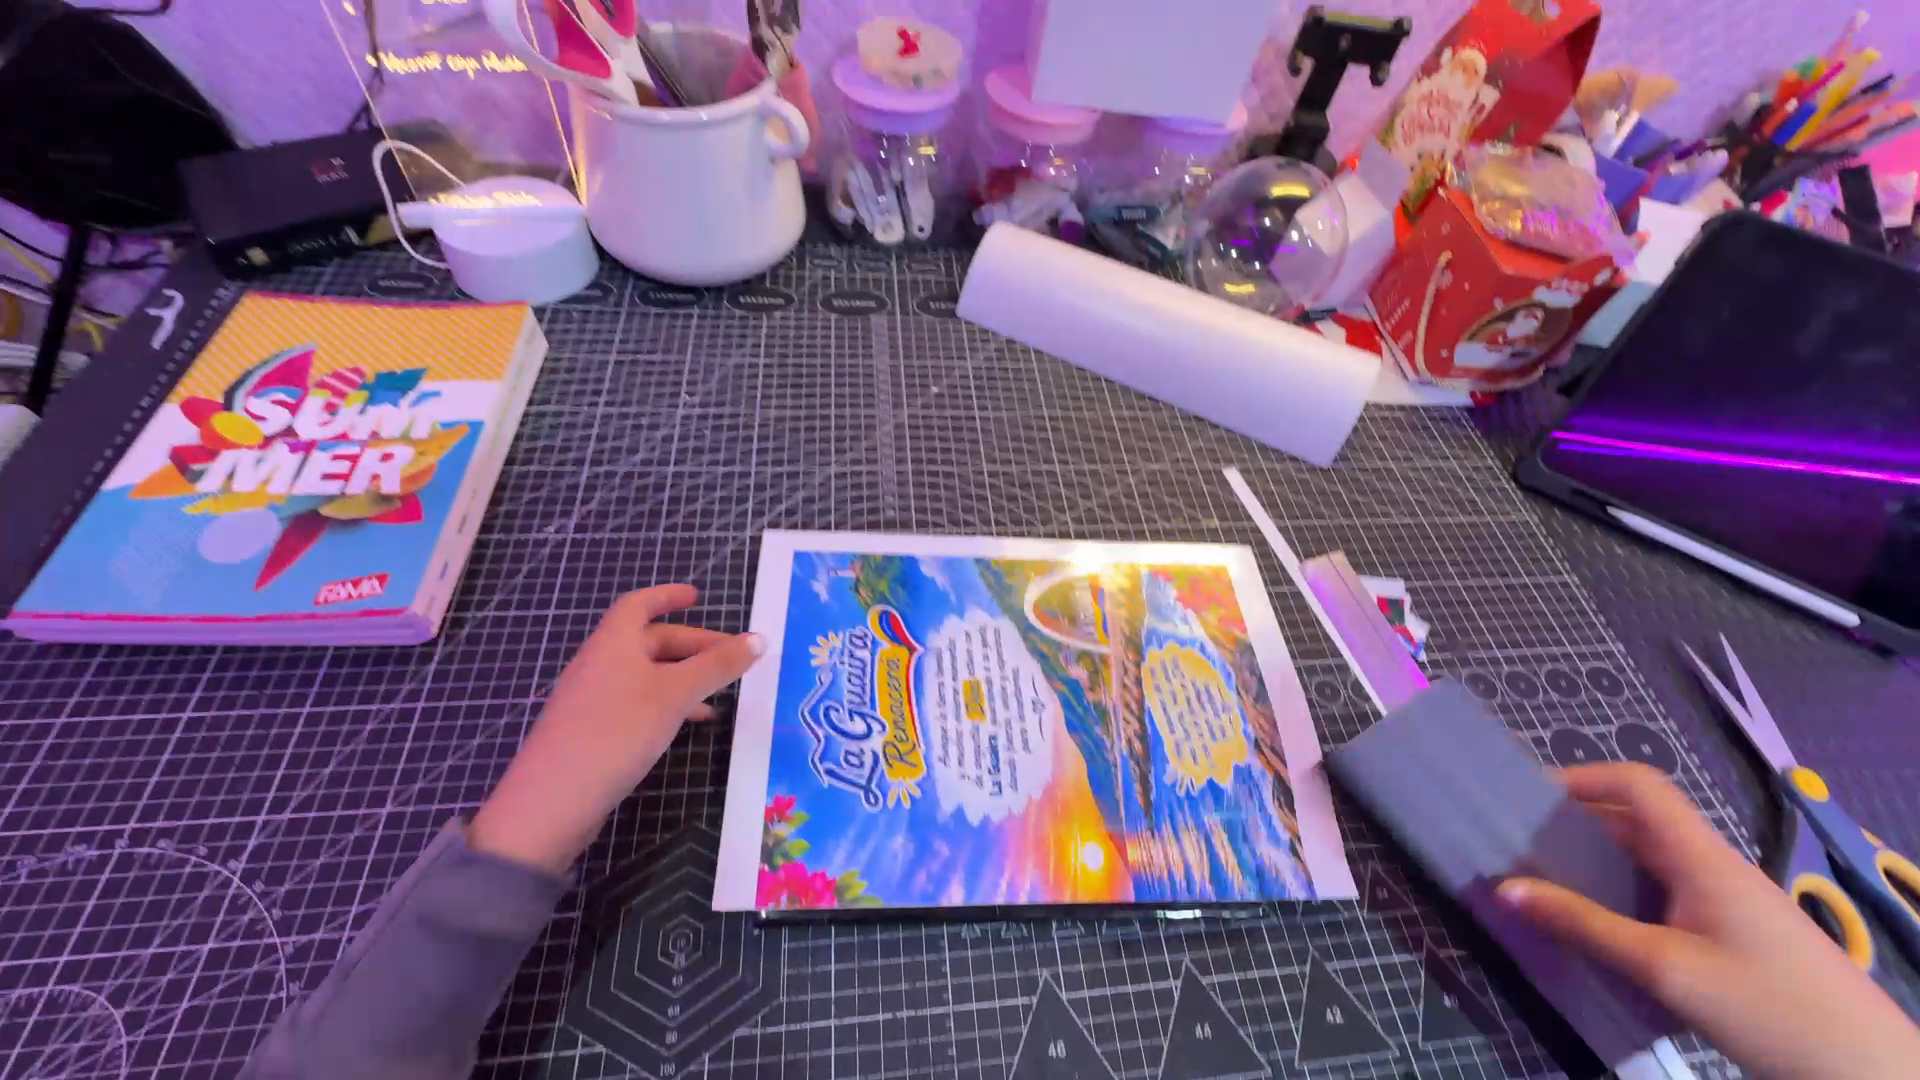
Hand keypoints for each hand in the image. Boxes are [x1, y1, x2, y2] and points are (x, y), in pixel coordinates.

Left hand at [468, 585, 763, 874]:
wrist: (552, 803)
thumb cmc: (616, 732)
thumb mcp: (675, 695)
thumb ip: (717, 666)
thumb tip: (760, 638)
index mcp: (613, 643)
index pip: (639, 605)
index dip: (667, 596)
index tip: (697, 596)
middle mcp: (600, 664)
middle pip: (649, 641)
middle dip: (691, 644)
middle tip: (731, 655)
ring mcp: (594, 699)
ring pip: (647, 674)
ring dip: (684, 677)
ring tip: (721, 692)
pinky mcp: (594, 731)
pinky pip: (638, 702)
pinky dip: (668, 703)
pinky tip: (690, 723)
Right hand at [1497, 763, 1919, 1079]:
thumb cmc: (1775, 1013)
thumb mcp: (1667, 970)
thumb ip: (1583, 925)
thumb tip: (1505, 888)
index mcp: (1701, 857)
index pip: (1638, 785)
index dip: (1582, 777)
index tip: (1530, 800)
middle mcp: (1712, 867)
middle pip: (1633, 821)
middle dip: (1572, 827)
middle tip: (1519, 849)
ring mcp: (1726, 902)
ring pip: (1644, 861)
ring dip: (1593, 866)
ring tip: (1543, 887)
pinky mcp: (1732, 934)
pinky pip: (1661, 894)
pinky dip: (1618, 897)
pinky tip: (1595, 927)